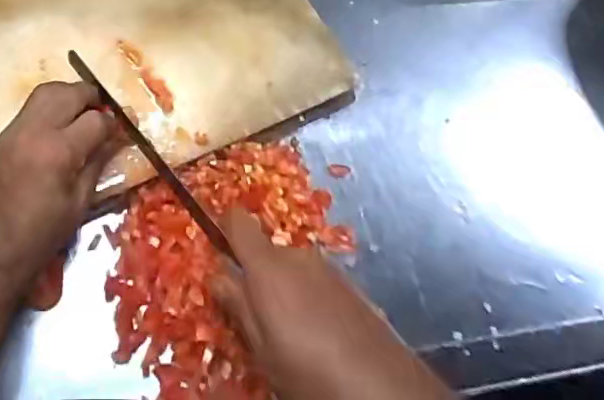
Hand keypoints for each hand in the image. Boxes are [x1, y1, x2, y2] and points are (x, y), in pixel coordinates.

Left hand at [0, 81, 114, 294]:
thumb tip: (118, 135)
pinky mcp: (5, 133)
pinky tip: (60, 123)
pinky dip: (51, 104)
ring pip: (48, 90)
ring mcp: (17, 128)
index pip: (96, 120)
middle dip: (92, 98)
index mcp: (58, 151)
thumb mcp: (79, 202)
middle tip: (106, 113)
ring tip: (83, 112)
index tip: (124, 128)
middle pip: (70, 93)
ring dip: (69, 94)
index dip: (114, 123)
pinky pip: (32, 105)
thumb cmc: (41, 235)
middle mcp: (36, 130)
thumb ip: (99, 161)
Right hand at [210, 208, 453, 399]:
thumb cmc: (311, 371)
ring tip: (290, 331)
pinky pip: (317, 282)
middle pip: (265, 250)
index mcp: (267, 265)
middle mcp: (296, 255)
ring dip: (286, 289)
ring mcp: (327, 268)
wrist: (386, 388)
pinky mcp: (351, 285)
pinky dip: (310, 299)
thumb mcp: (263, 348)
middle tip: (256, 313)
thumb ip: (237, 305)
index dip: (225, 228)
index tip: (219, 249)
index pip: (238, 220)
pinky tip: (319, 336)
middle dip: (257, 274)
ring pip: (292, 268)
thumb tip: (216, 274)